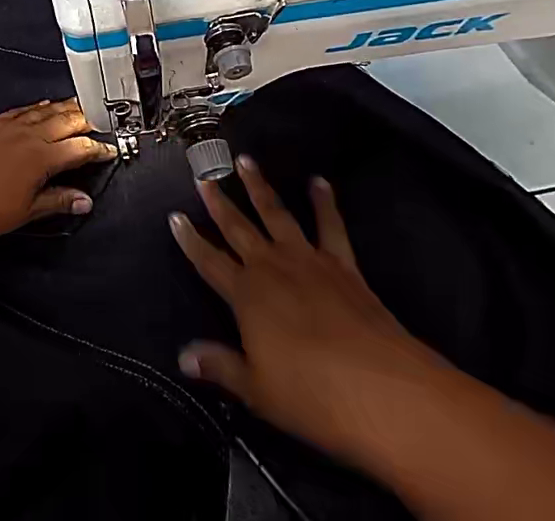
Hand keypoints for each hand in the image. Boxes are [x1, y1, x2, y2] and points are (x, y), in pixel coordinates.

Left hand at [0, 99, 115, 243]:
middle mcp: (27, 137)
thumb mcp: (26, 211)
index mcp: (41, 157)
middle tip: (101, 122)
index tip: (109, 151)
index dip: (98, 149)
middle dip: (87, 121)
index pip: (79, 148)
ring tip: (78, 107)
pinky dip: (36, 108)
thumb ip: (58, 201)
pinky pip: (20, 111)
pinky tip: (40, 107)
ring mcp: (7, 128)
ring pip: (45, 112)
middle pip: (66, 121)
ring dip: (65, 108)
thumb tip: (83, 201)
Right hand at [169, 156, 444, 466]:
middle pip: (238, 228)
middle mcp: (272, 267)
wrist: (379, 387)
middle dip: (218, 202)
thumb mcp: (256, 389)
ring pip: (277, 214)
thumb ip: (219, 365)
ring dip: (259, 187)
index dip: (190, 240)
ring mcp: (308, 260)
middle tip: (203, 176)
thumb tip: (184, 356)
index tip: (175, 216)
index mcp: (246, 295)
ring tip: (246, 162)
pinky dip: (324, 202)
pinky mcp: (343, 263)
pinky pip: (330, 225)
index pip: (209, 262)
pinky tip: (319, 182)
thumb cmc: (310, 393)